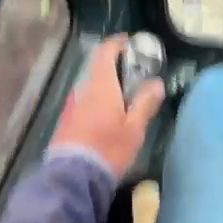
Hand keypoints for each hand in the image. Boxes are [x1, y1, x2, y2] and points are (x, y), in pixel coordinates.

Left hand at [49, 36, 165, 179]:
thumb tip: (156, 82)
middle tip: (134, 73)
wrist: (72, 178)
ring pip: (90, 86)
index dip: (117, 43)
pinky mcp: (66, 122)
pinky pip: (84, 101)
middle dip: (115, 66)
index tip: (130, 43)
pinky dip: (97, 99)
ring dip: (106, 85)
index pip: (105, 52)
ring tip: (124, 96)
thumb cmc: (108, 149)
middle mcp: (82, 90)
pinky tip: (108, 115)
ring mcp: (71, 106)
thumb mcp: (134, 128)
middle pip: (97, 68)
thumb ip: (145, 103)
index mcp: (100, 86)